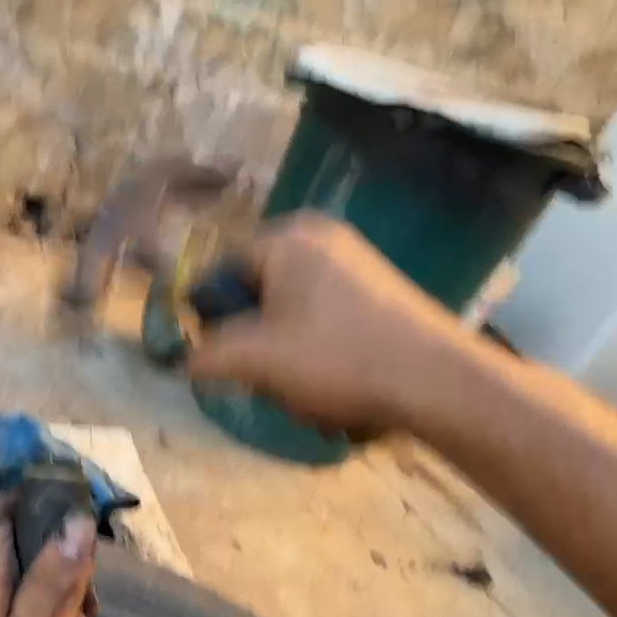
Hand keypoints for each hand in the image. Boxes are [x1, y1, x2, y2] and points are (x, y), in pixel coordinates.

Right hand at [187, 215, 464, 433]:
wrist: (435, 381)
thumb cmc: (337, 357)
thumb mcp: (255, 360)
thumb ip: (204, 355)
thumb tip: (181, 359)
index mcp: (287, 237)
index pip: (218, 270)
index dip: (207, 314)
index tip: (216, 352)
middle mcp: (319, 235)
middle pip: (251, 285)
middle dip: (245, 329)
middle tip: (255, 368)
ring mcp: (352, 258)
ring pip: (283, 302)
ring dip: (275, 340)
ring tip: (292, 374)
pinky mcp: (373, 285)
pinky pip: (315, 308)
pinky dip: (307, 338)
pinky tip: (322, 370)